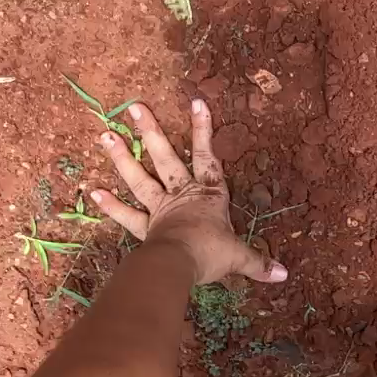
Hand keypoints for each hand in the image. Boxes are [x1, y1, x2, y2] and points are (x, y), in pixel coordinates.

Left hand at [90, 99, 286, 284]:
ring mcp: (160, 209)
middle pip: (165, 158)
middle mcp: (181, 195)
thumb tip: (284, 274)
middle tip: (134, 107)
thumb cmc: (210, 253)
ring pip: (140, 179)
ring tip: (105, 135)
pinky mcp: (144, 228)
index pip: (207, 156)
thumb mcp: (239, 256)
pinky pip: (126, 215)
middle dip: (151, 132)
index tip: (196, 102)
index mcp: (209, 195)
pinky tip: (93, 191)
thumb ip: (258, 262)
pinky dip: (110, 205)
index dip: (203, 130)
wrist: (178, 266)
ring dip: (122, 158)